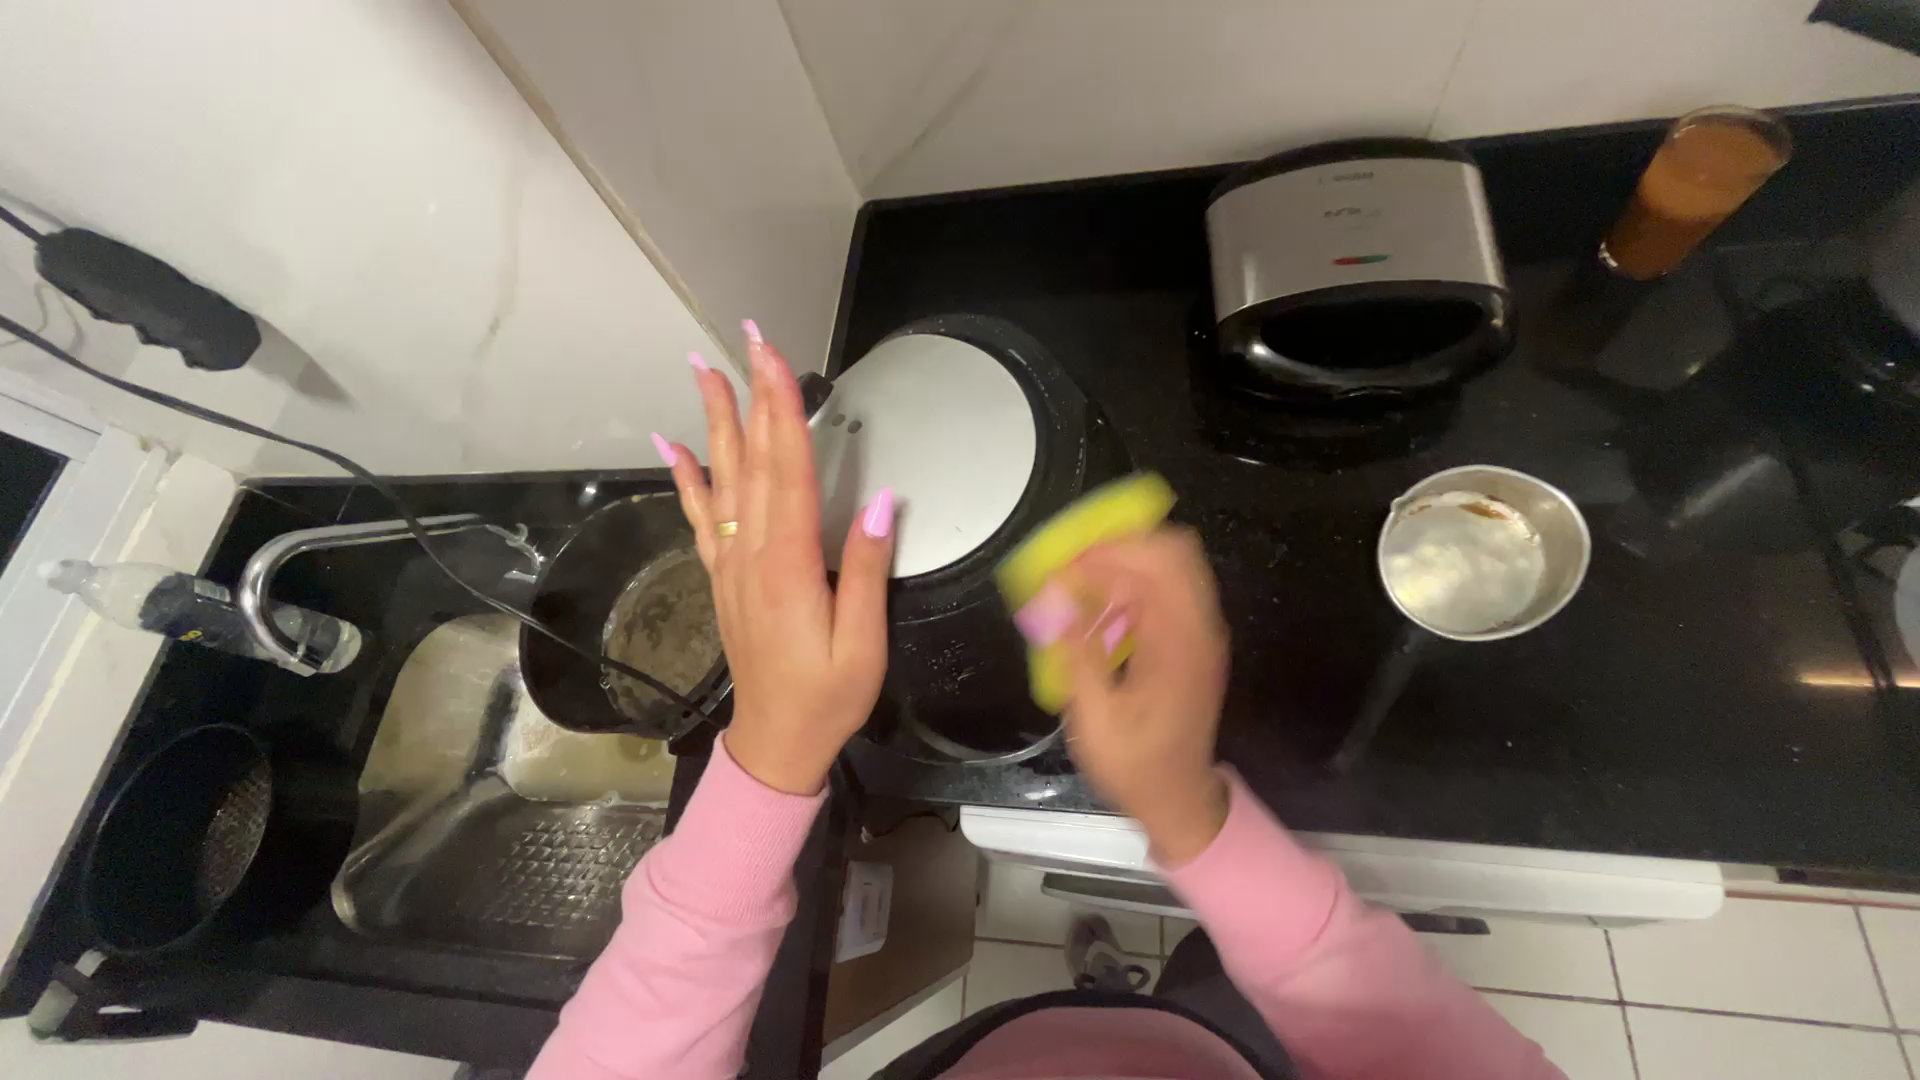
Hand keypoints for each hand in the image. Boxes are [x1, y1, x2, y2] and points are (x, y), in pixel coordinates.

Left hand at [656, 322, 895, 794]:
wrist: (775, 741)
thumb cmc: (829, 695)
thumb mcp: (865, 643)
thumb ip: (868, 569)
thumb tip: (882, 501)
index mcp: (789, 565)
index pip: (786, 470)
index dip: (782, 411)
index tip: (776, 358)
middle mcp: (751, 554)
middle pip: (752, 461)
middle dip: (751, 395)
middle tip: (746, 340)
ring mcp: (730, 564)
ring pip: (720, 479)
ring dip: (714, 422)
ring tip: (704, 371)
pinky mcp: (724, 577)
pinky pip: (701, 517)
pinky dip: (686, 477)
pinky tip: (673, 446)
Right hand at [1062, 528, 1230, 863]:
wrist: (1179, 800)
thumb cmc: (1136, 766)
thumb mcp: (1096, 718)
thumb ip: (1078, 652)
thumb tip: (1056, 599)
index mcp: (1181, 643)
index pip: (1160, 563)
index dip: (1111, 550)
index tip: (1065, 565)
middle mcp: (1199, 628)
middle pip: (1171, 552)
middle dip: (1117, 548)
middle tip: (1071, 567)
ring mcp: (1198, 633)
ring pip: (1168, 567)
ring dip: (1121, 567)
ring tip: (1076, 589)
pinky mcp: (1188, 641)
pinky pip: (1163, 593)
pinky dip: (1128, 589)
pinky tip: (1095, 612)